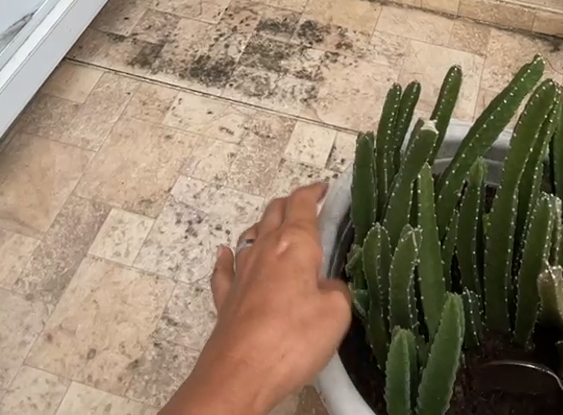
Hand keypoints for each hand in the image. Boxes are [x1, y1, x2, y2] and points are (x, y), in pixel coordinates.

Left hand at [162, 183, 351, 414]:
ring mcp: (241, 272)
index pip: (302, 203)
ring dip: (265, 226)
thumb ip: (337, 290)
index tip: (324, 189)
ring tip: (276, 229)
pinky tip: (225, 255)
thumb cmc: (292, 338)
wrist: (239, 374)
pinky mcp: (226, 299)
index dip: (314, 191)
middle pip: (275, 211)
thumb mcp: (336, 313)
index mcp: (295, 243)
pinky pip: (225, 269)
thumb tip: (328, 287)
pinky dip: (227, 258)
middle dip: (291, 203)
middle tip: (307, 208)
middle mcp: (265, 248)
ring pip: (251, 234)